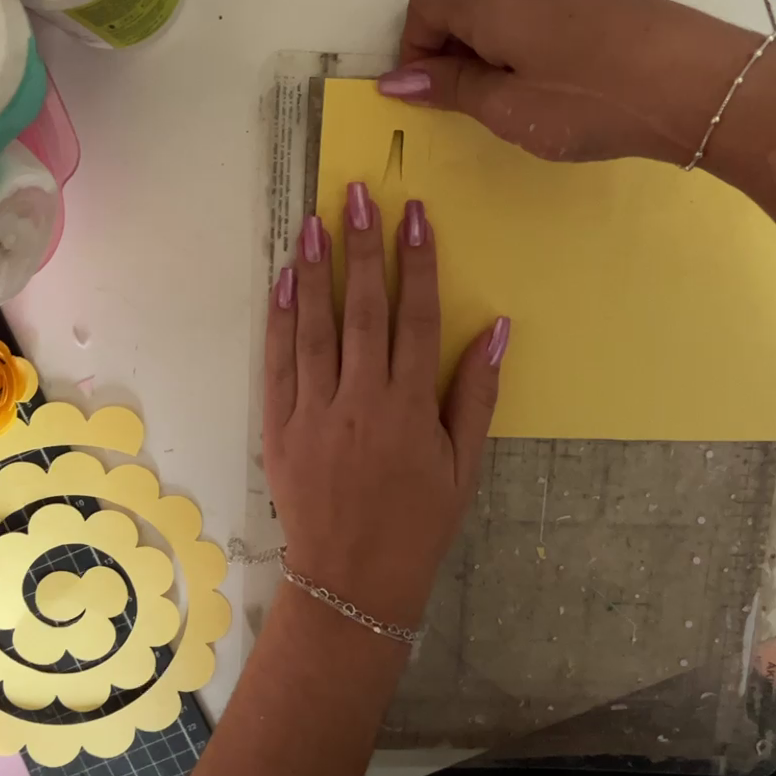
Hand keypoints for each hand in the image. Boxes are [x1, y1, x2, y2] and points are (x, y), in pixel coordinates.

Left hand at [263, 183, 506, 629]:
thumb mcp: (463, 466)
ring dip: (314, 269)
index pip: (416, 315)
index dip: (417, 260)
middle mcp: (361, 399)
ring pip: (315, 326)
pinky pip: (279, 362)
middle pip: (363, 308)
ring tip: (313, 221)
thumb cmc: (418, 522)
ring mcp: (314, 410)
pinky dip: (280, 319)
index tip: (414, 212)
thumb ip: (477, 394)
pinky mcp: (279, 425)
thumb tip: (496, 327)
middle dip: (362, 246)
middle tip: (356, 194)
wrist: (353, 580)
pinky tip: (283, 281)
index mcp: (410, 406)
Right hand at [382, 0, 769, 164]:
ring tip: (494, 59)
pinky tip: (540, 26)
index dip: (414, 49)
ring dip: (476, 7)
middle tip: (457, 79)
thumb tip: (396, 82)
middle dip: (440, 24)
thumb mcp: (509, 110)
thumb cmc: (591, 104)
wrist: (695, 85)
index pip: (424, 5)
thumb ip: (450, 89)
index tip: (428, 91)